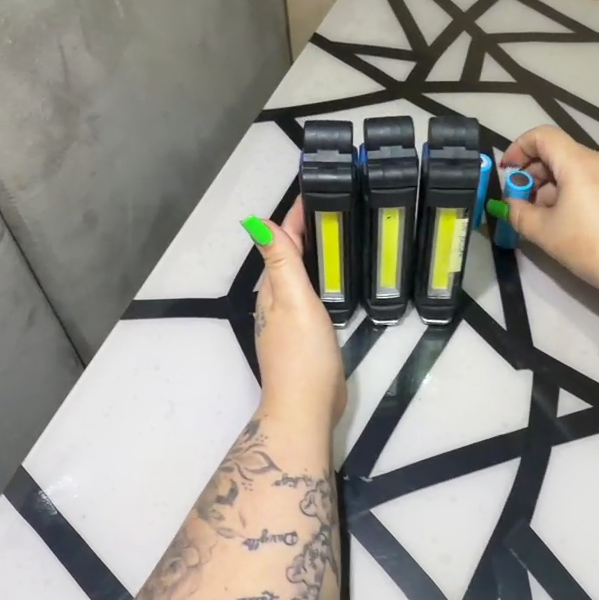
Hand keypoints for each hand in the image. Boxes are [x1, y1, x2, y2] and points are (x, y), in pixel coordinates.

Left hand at [243, 202, 346, 425]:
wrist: (306, 408)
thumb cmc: (302, 354)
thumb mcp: (295, 301)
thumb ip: (281, 262)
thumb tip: (258, 222)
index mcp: (273, 288)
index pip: (282, 241)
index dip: (297, 216)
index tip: (317, 191)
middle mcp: (277, 300)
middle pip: (290, 255)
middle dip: (307, 230)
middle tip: (337, 206)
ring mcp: (290, 319)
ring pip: (300, 275)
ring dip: (315, 253)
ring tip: (341, 234)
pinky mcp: (305, 335)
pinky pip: (313, 294)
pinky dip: (323, 278)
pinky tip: (339, 279)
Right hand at [498, 125, 598, 302]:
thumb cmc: (592, 246)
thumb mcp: (545, 233)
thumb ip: (519, 214)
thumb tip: (509, 205)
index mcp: (578, 163)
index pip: (542, 135)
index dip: (518, 148)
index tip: (506, 172)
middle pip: (557, 153)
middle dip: (532, 174)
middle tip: (519, 202)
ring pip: (573, 171)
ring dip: (550, 188)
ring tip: (541, 219)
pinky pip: (590, 184)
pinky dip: (570, 195)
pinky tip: (567, 225)